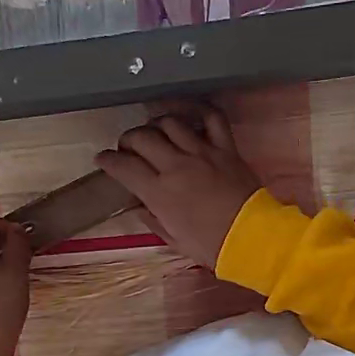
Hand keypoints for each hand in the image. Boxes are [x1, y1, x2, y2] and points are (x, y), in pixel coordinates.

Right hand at [95, 106, 262, 269]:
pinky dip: (197, 109)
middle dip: (128, 139)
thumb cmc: (211, 246)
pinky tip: (186, 113)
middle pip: (142, 137)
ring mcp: (202, 152)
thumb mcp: (174, 240)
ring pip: (170, 122)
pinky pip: (211, 117)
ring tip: (153, 131)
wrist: (252, 239)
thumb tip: (141, 206)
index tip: (102, 160)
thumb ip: (153, 220)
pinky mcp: (225, 147)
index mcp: (160, 192)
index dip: (107, 160)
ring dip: (156, 124)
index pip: (123, 167)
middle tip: (127, 147)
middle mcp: (176, 166)